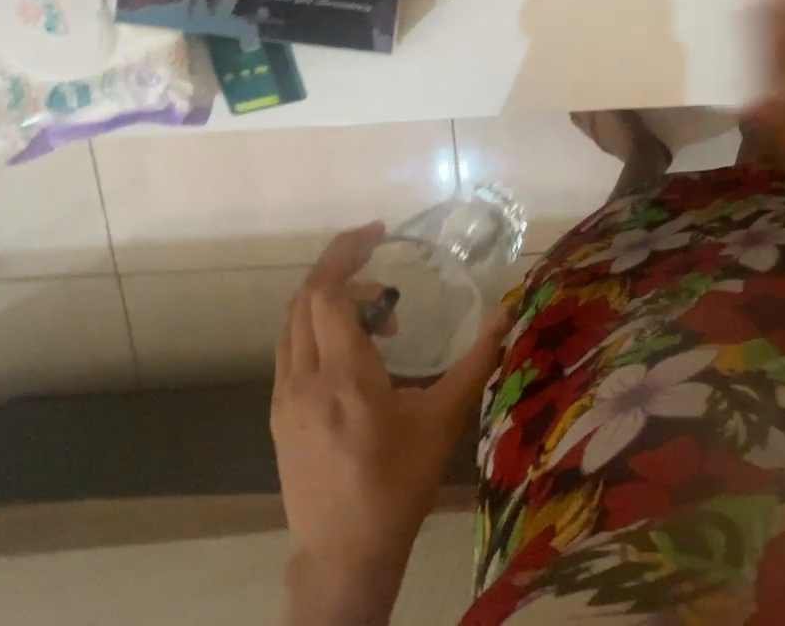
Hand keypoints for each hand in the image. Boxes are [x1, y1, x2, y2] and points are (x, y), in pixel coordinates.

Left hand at [272, 222, 508, 578]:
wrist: (343, 551)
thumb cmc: (400, 482)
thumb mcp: (444, 418)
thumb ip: (476, 360)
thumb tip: (506, 313)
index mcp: (343, 375)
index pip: (326, 292)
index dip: (346, 252)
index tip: (378, 232)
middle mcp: (303, 378)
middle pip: (304, 299)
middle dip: (340, 268)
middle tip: (382, 261)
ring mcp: (283, 397)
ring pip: (292, 323)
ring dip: (328, 299)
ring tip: (378, 308)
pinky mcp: (279, 415)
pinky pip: (291, 349)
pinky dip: (318, 327)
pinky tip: (356, 348)